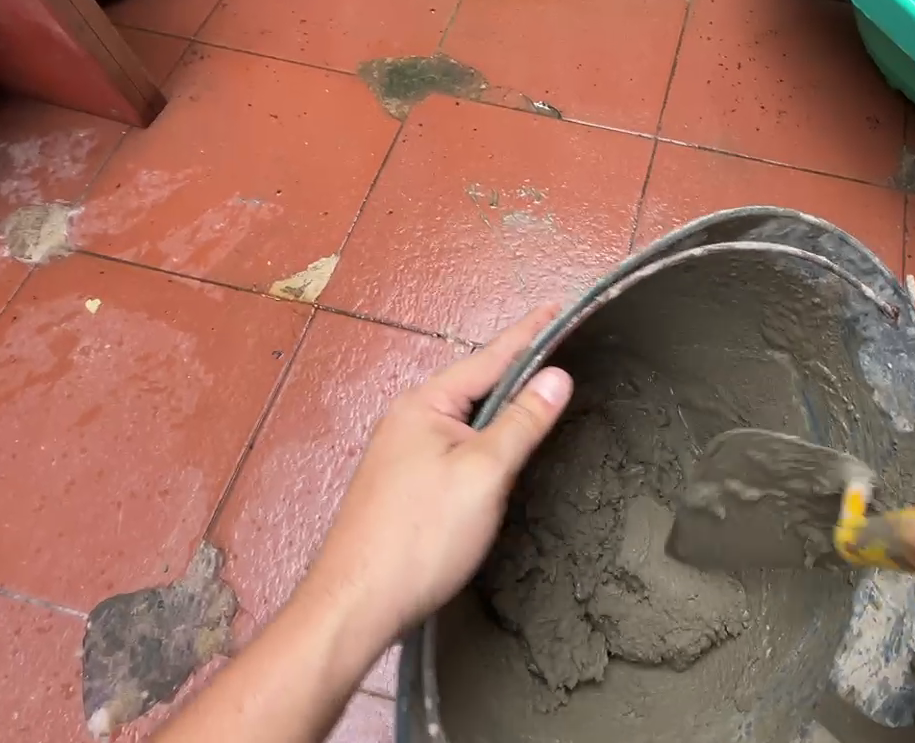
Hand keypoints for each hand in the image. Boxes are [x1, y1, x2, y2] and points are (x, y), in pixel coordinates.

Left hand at [304, 303, 573, 646]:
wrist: (354, 607)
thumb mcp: (483, 473)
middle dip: (518, 366)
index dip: (529, 333)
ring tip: (539, 388)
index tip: (558, 307)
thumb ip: (522, 421)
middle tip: (559, 348)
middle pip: (478, 384)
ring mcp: (404, 450)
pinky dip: (487, 432)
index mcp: (426, 404)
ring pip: (467, 415)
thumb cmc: (420, 535)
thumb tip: (557, 376)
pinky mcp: (406, 481)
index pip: (491, 357)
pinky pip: (457, 440)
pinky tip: (502, 441)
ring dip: (503, 402)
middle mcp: (411, 417)